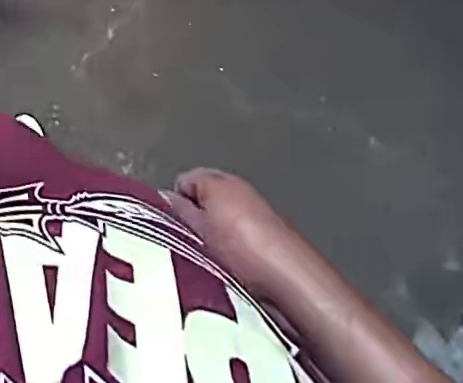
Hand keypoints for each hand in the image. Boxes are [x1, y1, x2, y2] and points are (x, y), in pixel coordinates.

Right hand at [165, 168, 323, 305]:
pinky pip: (246, 225)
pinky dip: (240, 238)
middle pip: (205, 193)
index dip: (176, 203)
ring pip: (226, 211)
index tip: (177, 227)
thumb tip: (165, 197)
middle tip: (195, 240)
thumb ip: (178, 210)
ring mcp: (260, 204)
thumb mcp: (199, 232)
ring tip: (219, 254)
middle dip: (198, 212)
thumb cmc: (243, 253)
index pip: (181, 181)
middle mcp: (239, 185)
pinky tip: (242, 261)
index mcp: (216, 179)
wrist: (298, 283)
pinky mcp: (277, 227)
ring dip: (220, 227)